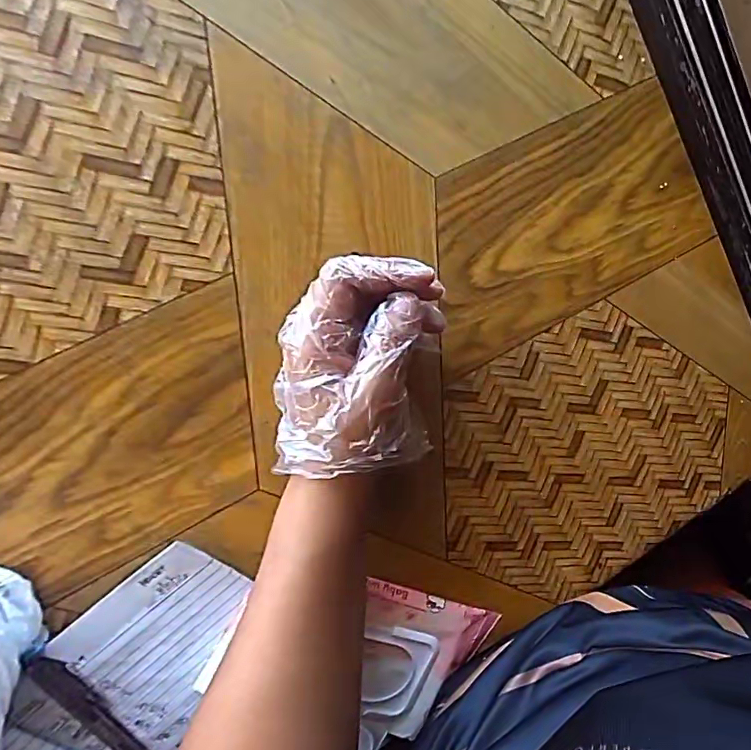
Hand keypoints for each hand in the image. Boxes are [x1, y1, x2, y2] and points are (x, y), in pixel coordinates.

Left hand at [274, 255, 445, 477]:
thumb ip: (390, 342)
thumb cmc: (349, 440)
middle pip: (356, 286)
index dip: (386, 270)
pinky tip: (423, 333)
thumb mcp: (374, 390)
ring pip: (367, 304)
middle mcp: (317, 332)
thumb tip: (409, 303)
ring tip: (437, 320)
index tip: (426, 281)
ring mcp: (331, 345)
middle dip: (399, 284)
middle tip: (438, 295)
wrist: (335, 479)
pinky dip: (400, 323)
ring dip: (404, 303)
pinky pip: (372, 326)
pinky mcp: (346, 359)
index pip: (344, 277)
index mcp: (313, 334)